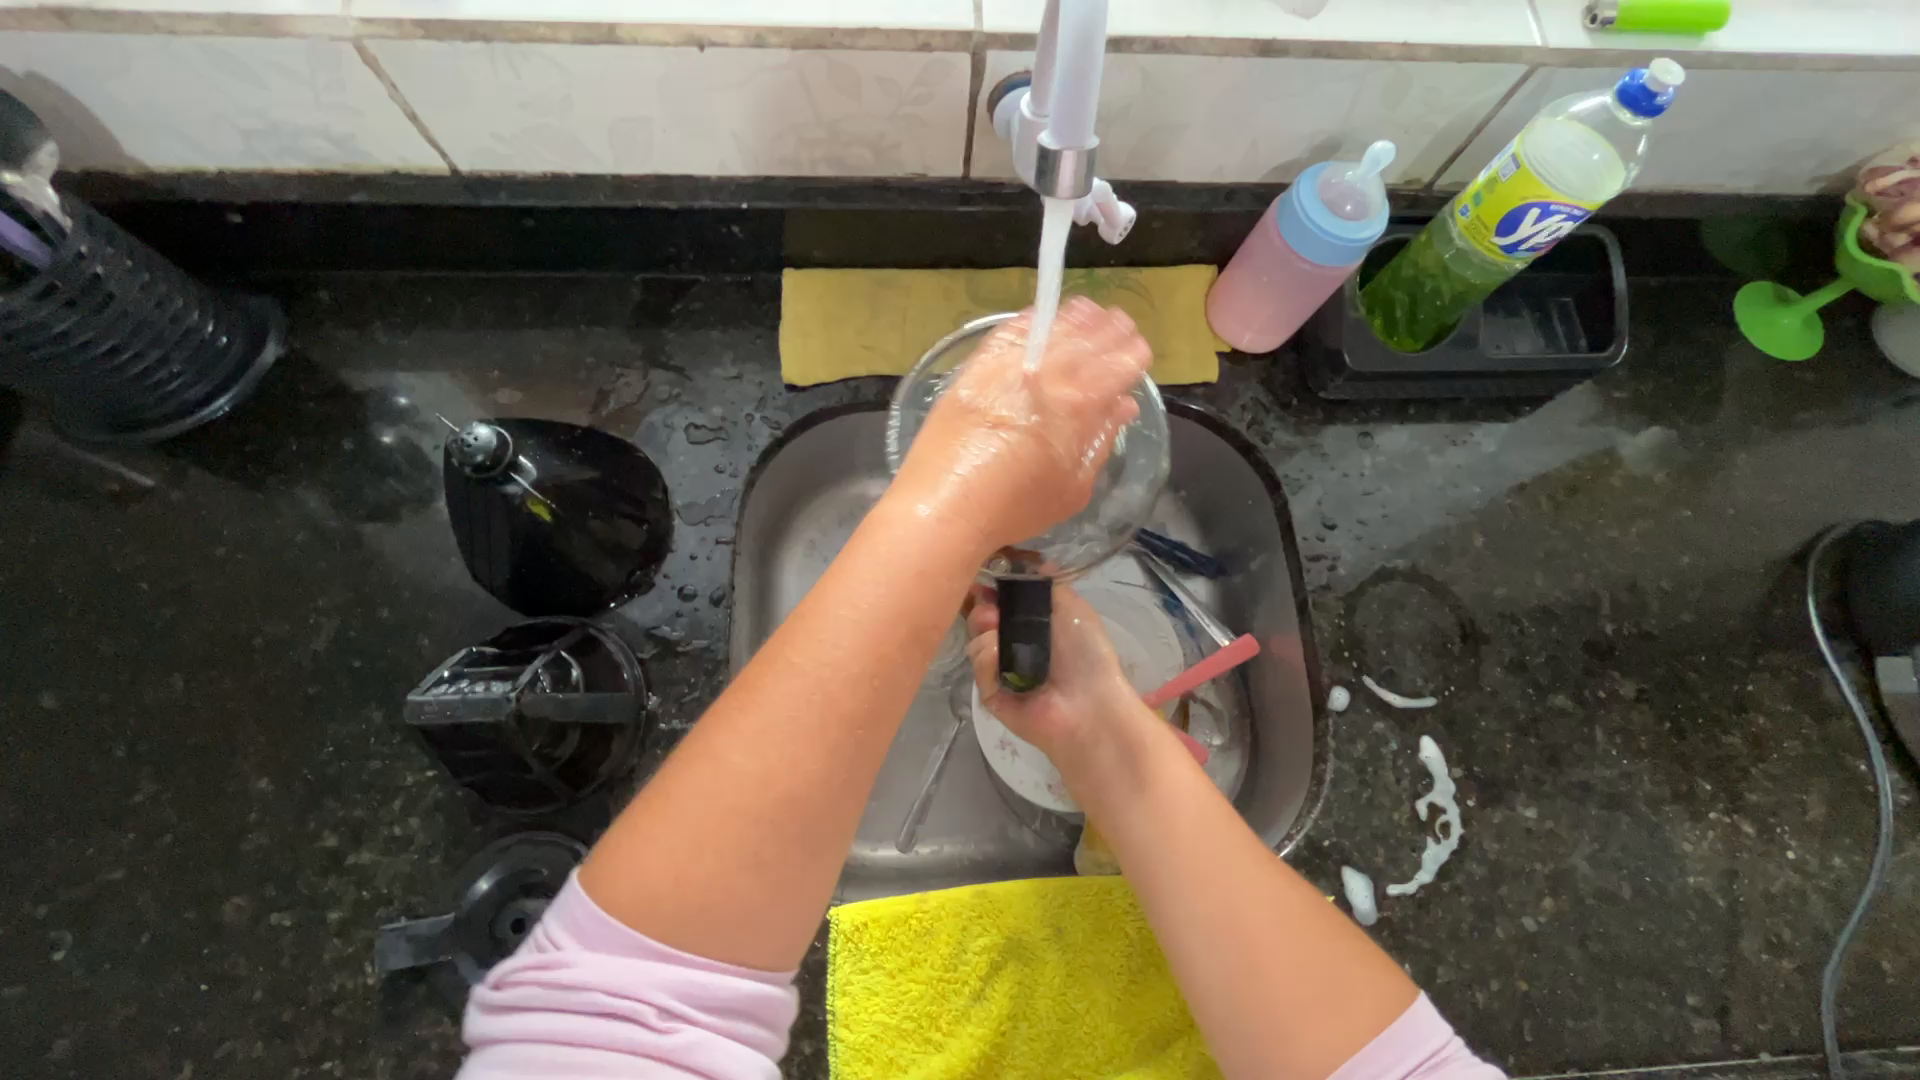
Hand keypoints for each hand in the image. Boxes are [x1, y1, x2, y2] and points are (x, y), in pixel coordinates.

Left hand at [893, 298, 1153, 556]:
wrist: (945, 505)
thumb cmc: (1015, 507)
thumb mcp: (1073, 487)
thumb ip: (1101, 440)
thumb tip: (1122, 405)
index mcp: (1081, 404)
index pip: (1122, 363)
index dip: (1134, 356)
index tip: (1136, 356)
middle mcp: (1049, 373)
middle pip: (1091, 336)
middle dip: (1112, 330)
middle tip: (1119, 327)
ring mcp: (1011, 364)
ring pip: (1054, 325)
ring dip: (1077, 318)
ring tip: (1088, 314)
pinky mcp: (978, 364)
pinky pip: (1012, 329)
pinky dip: (1033, 319)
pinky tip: (1041, 318)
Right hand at [962, 582, 1145, 768]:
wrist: (1089, 705)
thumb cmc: (1087, 654)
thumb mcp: (1073, 609)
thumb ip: (1050, 585)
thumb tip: (1036, 560)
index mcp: (1034, 628)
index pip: (1001, 604)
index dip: (992, 591)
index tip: (987, 578)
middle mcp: (1015, 648)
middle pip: (982, 620)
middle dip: (983, 608)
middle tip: (992, 609)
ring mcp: (1001, 673)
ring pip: (976, 640)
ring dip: (986, 630)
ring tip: (999, 632)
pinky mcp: (991, 695)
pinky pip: (979, 665)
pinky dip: (988, 657)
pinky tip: (1003, 658)